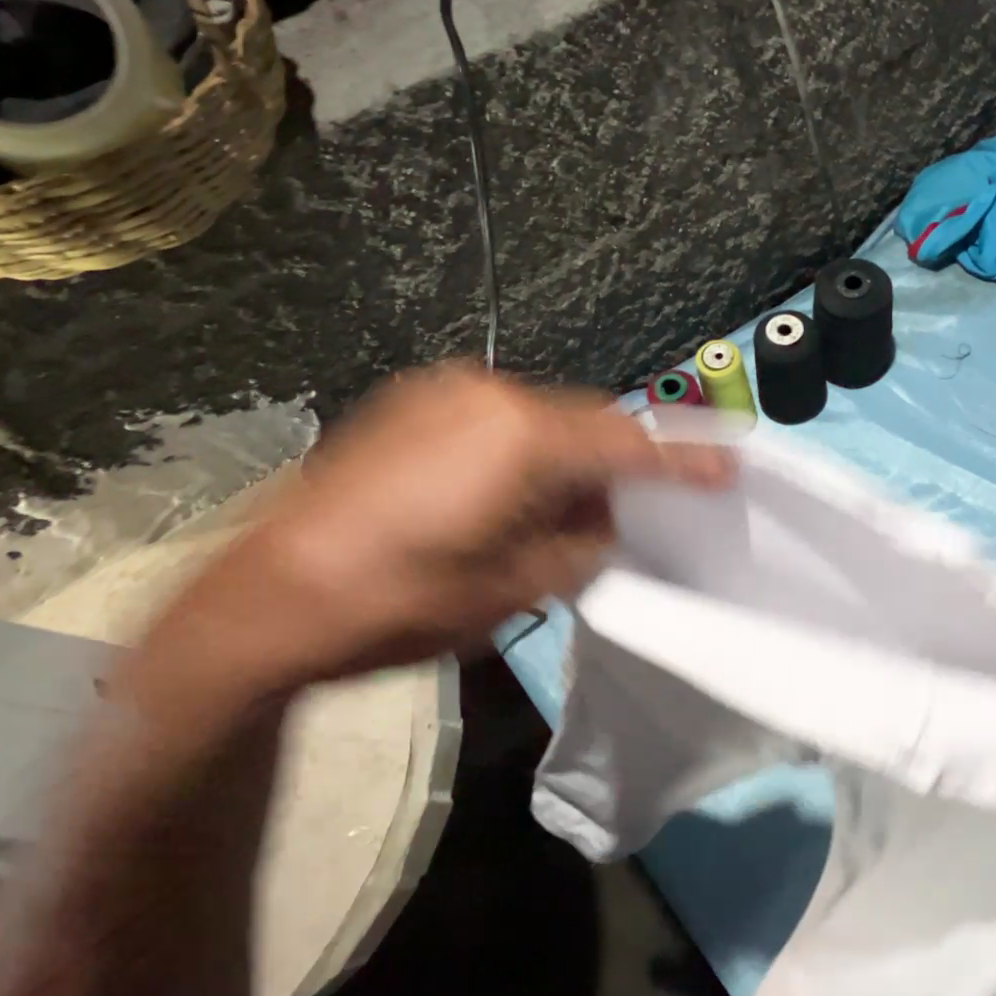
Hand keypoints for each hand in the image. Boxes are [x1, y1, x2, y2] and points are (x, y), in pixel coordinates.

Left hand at [140, 363, 733, 699]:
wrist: (264, 601)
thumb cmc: (399, 603)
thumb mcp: (515, 590)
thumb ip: (582, 546)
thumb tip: (602, 524)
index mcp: (520, 436)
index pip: (627, 443)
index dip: (684, 459)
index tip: (731, 467)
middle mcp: (486, 394)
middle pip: (585, 422)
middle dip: (617, 463)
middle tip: (639, 509)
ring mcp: (440, 393)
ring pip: (541, 419)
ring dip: (568, 460)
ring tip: (567, 514)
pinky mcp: (408, 405)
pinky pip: (497, 420)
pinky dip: (523, 452)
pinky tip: (511, 497)